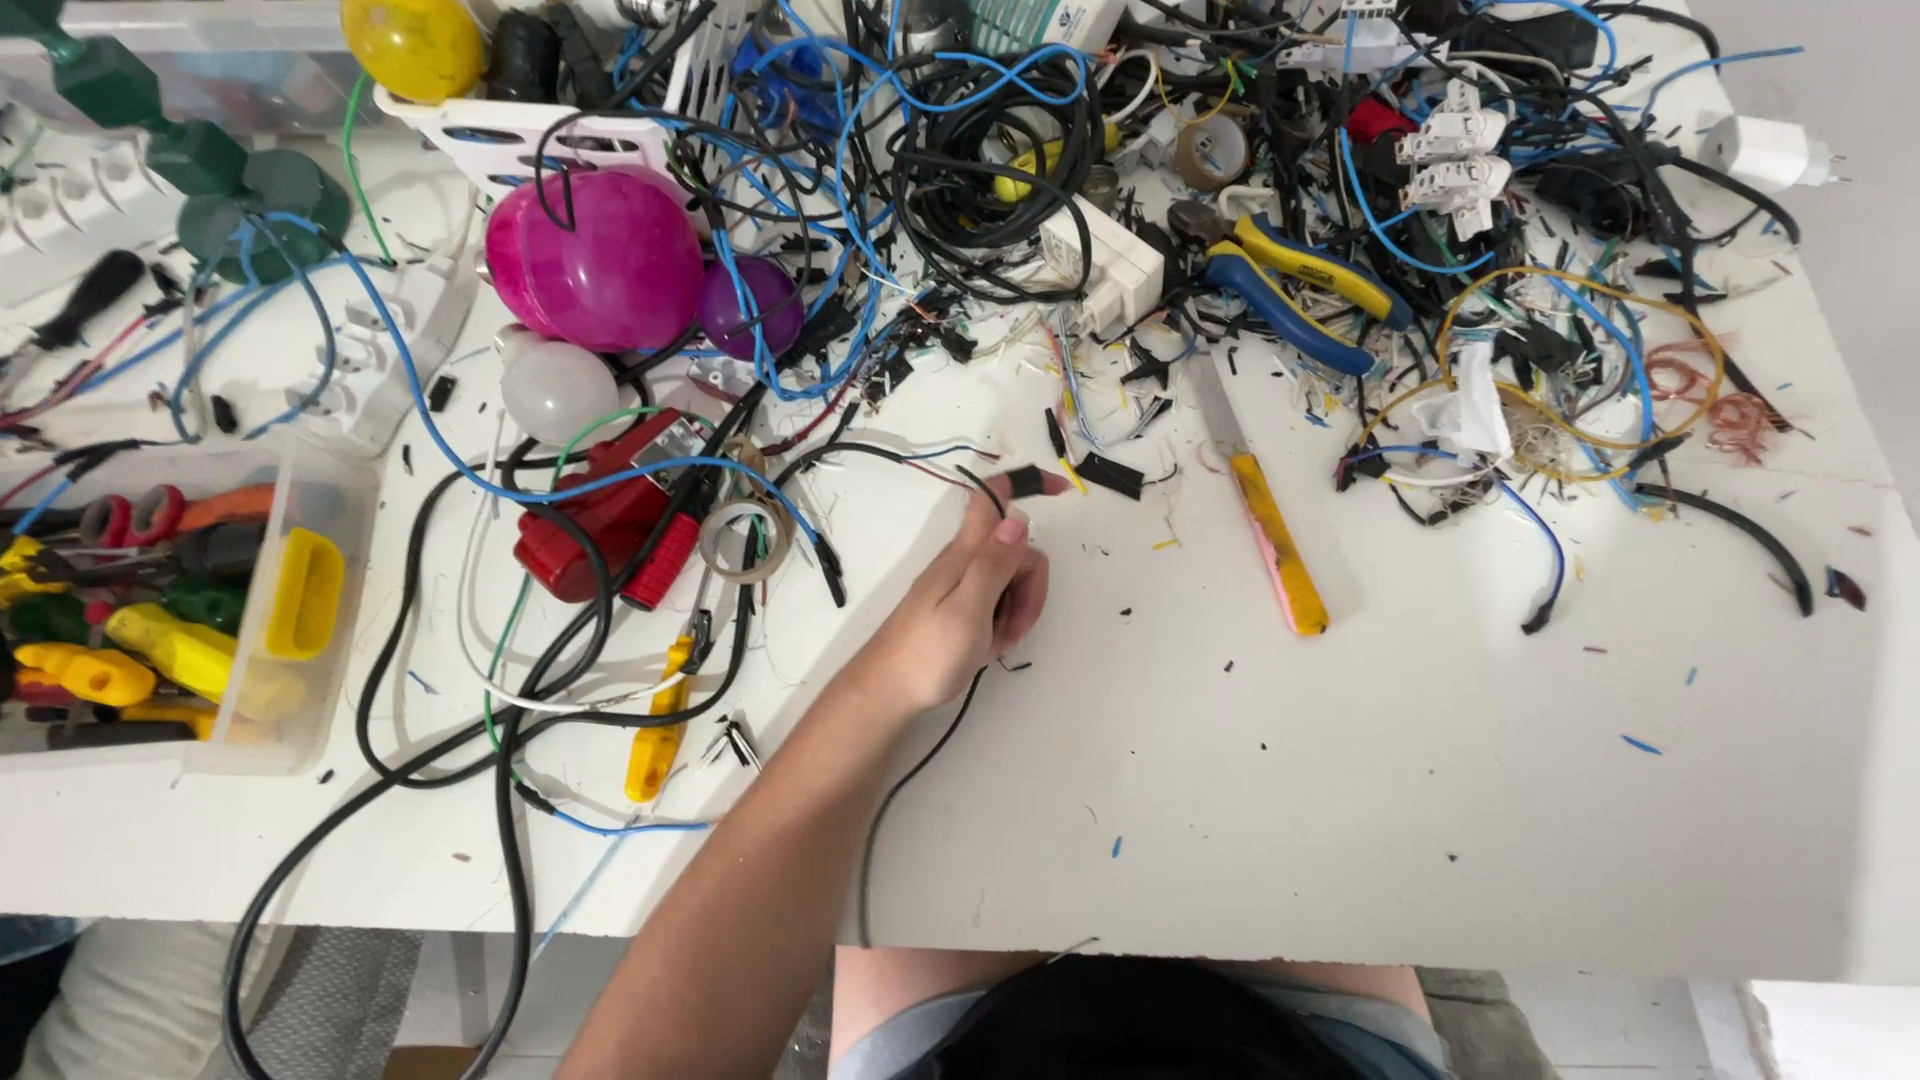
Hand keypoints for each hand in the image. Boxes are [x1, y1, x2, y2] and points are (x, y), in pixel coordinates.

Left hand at [843, 470, 1067, 713]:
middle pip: (1016, 550)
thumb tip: (1018, 518)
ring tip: (997, 641)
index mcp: (965, 554)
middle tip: (1014, 625)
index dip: (1025, 484)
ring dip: (1017, 609)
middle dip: (1030, 585)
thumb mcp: (968, 609)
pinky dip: (1002, 622)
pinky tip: (989, 646)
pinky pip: (995, 602)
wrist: (888, 693)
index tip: (1060, 491)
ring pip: (1010, 579)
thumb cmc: (927, 653)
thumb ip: (994, 564)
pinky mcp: (958, 608)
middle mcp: (962, 562)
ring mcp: (960, 585)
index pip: (993, 500)